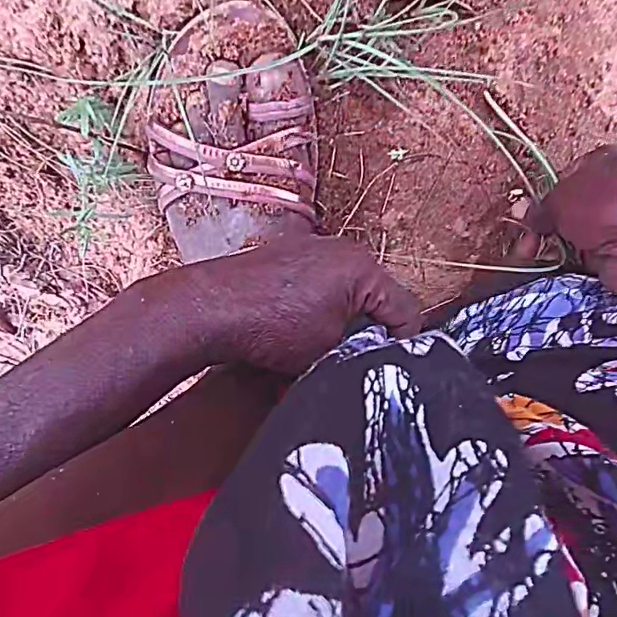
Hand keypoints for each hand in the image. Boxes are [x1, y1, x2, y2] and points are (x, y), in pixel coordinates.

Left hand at [165, 236, 423, 374]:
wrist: (209, 310)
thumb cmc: (265, 324)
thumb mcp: (329, 350)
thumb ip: (364, 349)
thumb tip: (372, 356)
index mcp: (362, 267)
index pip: (407, 310)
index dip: (403, 346)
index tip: (391, 366)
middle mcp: (340, 250)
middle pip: (377, 300)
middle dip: (369, 333)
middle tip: (354, 360)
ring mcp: (311, 251)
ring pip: (348, 295)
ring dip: (342, 323)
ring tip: (320, 349)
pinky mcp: (288, 259)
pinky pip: (320, 288)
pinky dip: (318, 311)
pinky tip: (298, 333)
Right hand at [529, 147, 616, 312]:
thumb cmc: (607, 205)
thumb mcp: (562, 197)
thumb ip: (539, 207)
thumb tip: (520, 212)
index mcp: (595, 166)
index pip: (557, 183)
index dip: (536, 202)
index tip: (520, 220)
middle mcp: (602, 196)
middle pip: (559, 215)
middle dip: (537, 232)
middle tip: (523, 248)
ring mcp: (605, 229)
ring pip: (563, 242)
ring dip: (545, 253)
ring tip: (529, 260)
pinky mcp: (606, 260)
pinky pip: (574, 266)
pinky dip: (560, 271)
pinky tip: (546, 273)